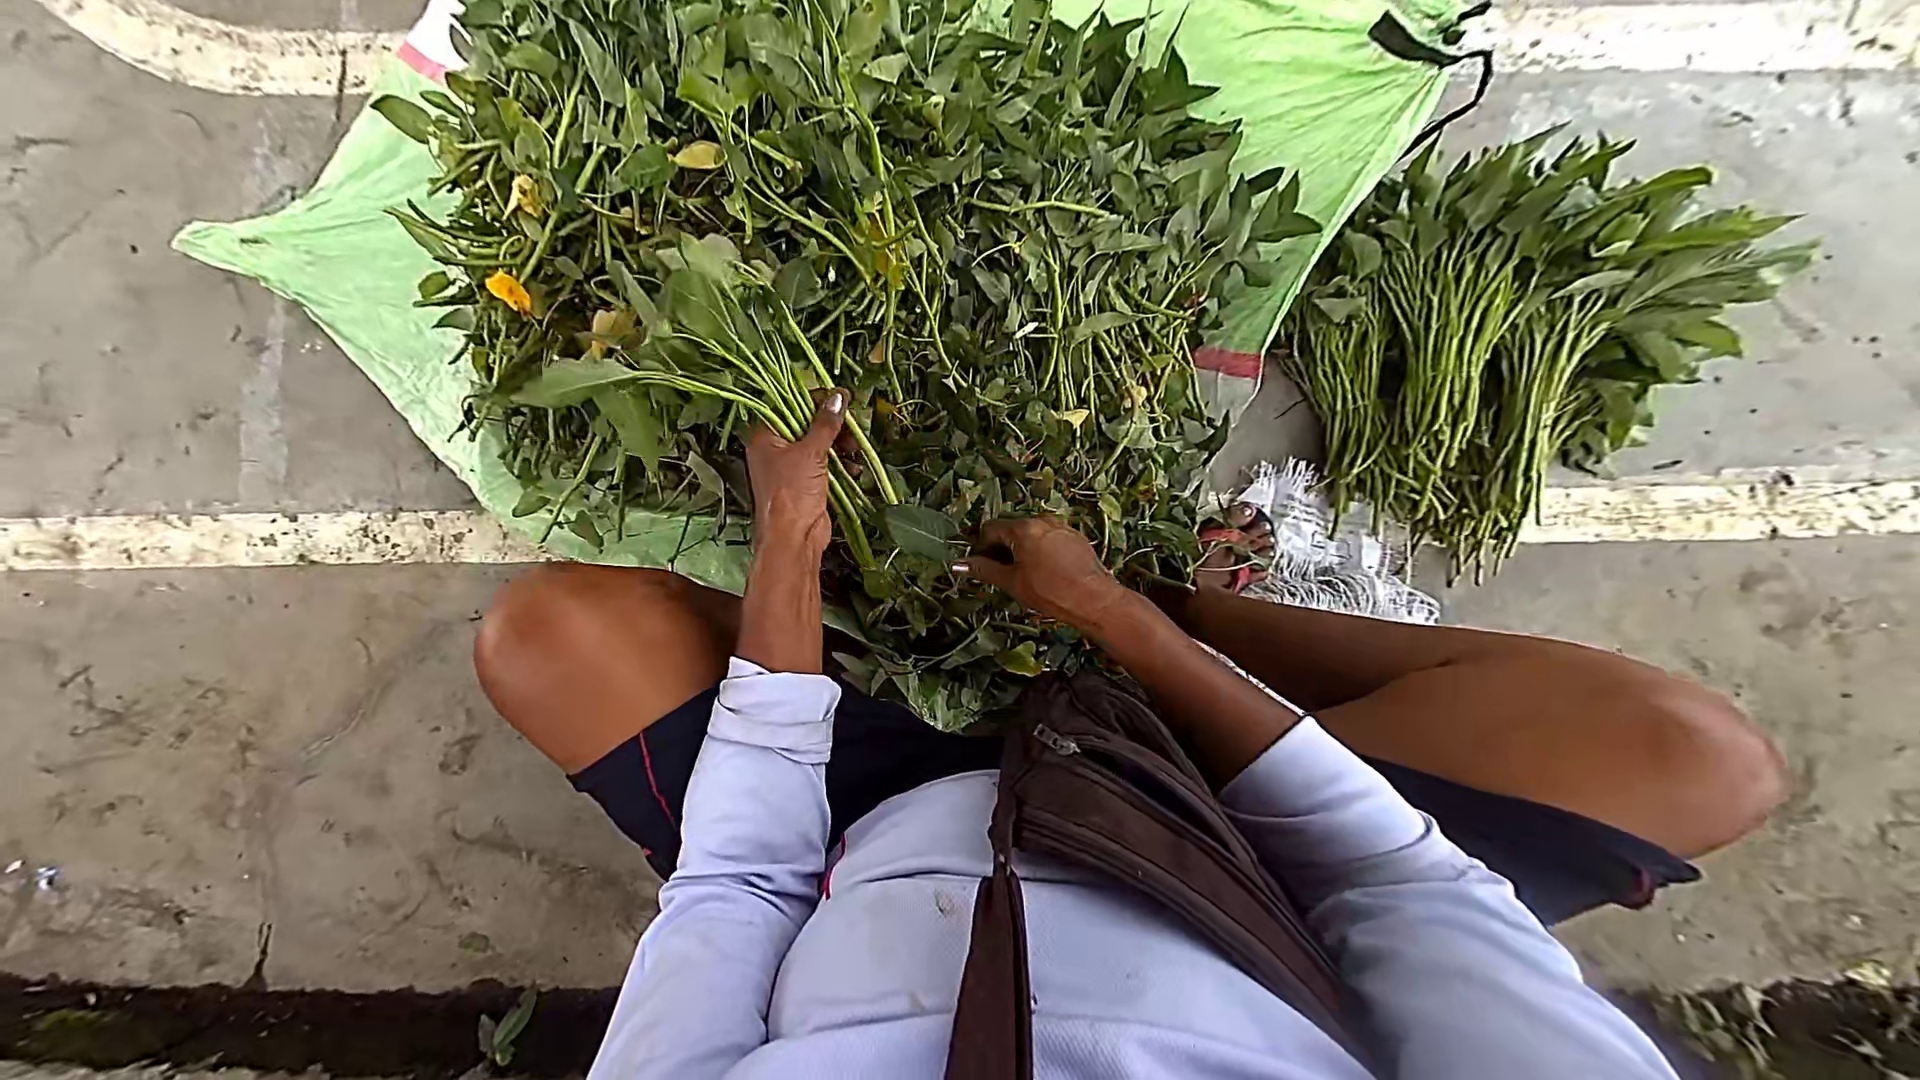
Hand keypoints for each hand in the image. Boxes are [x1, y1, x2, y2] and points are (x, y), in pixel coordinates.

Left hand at [745, 389, 846, 561]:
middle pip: (806, 424)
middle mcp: (774, 449)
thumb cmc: (791, 493)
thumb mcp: (810, 452)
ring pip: (818, 445)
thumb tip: (838, 398)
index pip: (789, 404)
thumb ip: (825, 424)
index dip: (815, 399)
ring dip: (839, 445)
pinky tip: (853, 467)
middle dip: (832, 425)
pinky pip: (825, 465)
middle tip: (852, 427)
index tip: (840, 398)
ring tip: (855, 448)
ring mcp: (790, 467)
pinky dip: (840, 463)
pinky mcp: (806, 483)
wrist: (793, 537)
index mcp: (765, 436)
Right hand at [953, 517, 1132, 631]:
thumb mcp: (1011, 582)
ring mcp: (1061, 527)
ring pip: (1032, 534)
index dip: (981, 547)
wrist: (1094, 600)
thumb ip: (984, 569)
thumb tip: (958, 564)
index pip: (991, 529)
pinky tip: (1044, 572)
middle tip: (1001, 573)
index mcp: (1023, 528)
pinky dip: (1040, 551)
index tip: (981, 565)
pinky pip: (1049, 539)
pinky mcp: (1076, 538)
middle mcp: (1042, 520)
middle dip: (1002, 548)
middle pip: (1012, 529)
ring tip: (1023, 575)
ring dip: (1022, 550)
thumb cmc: (1049, 591)